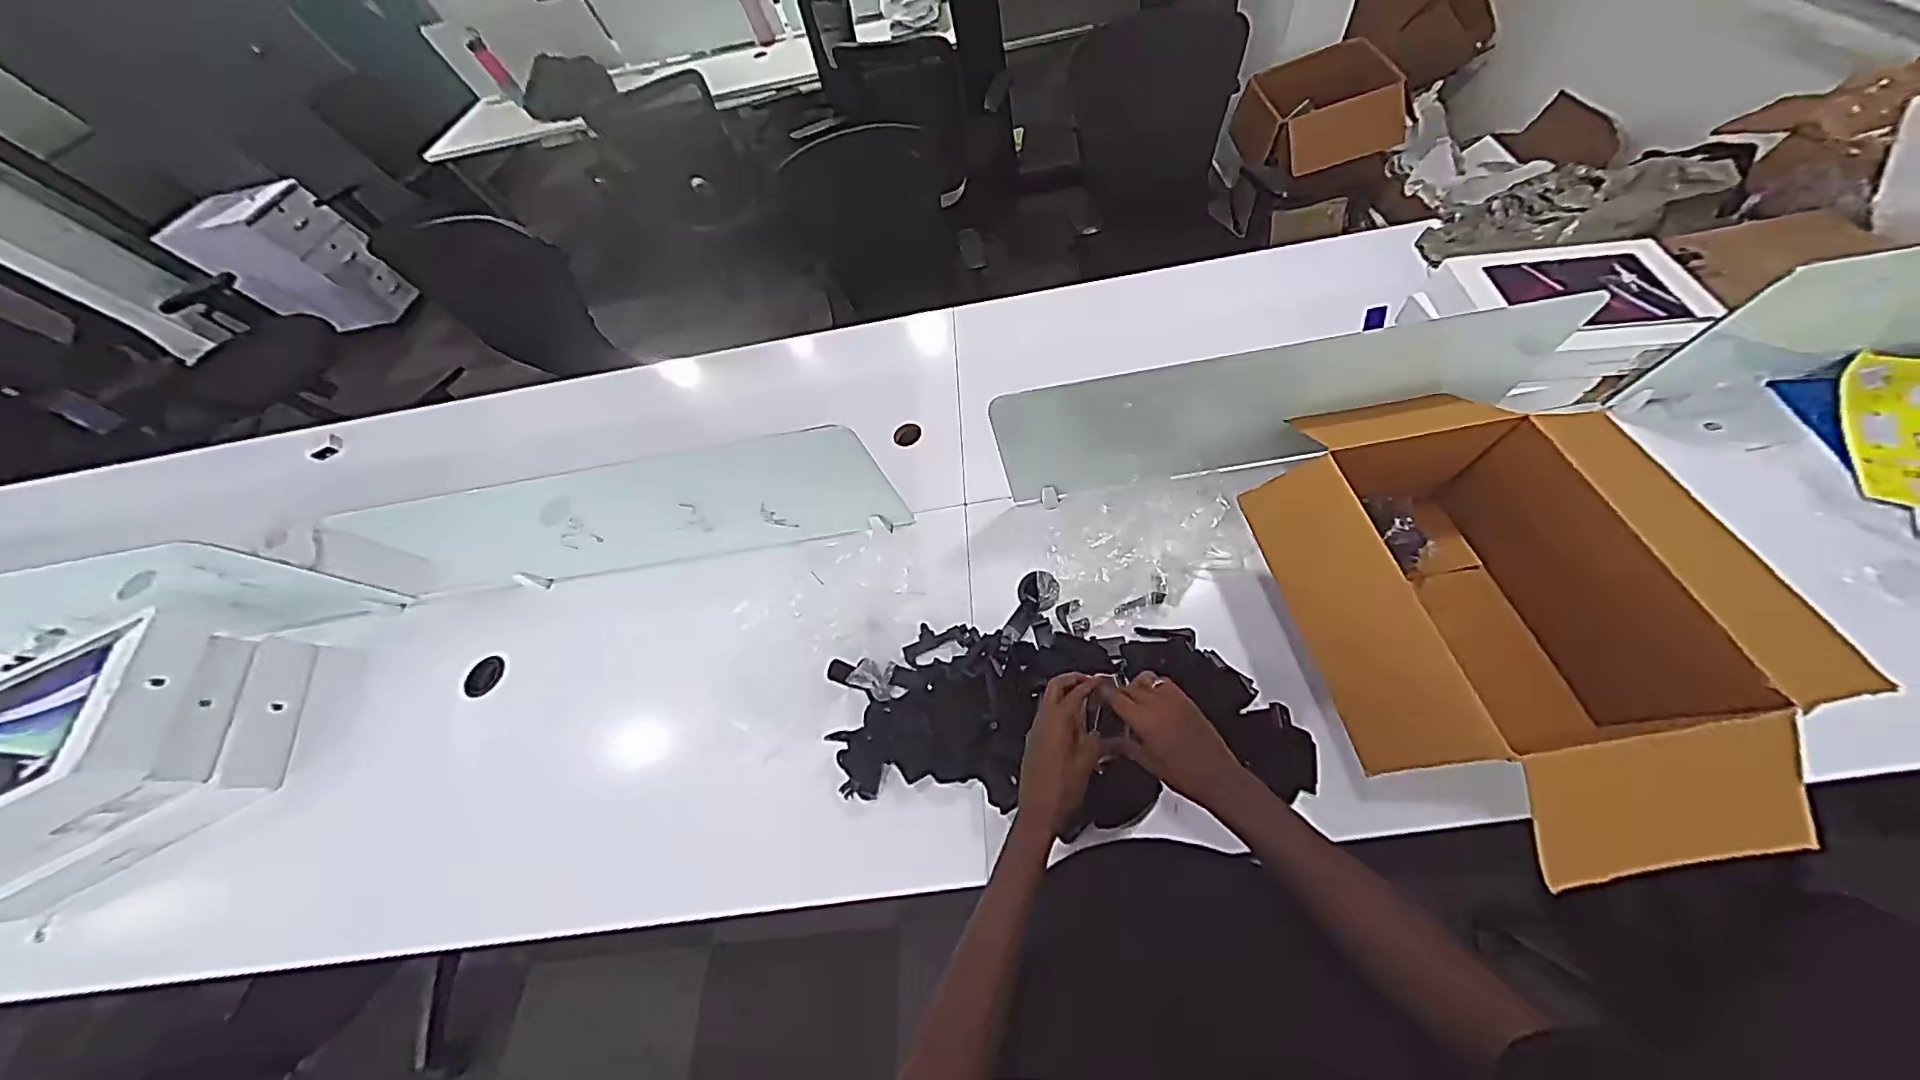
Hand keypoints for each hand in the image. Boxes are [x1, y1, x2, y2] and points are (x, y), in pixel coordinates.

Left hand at [1016, 674, 1104, 838]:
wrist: (1039, 811)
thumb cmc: (1058, 792)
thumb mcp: (1088, 761)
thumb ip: (1096, 740)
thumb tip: (1101, 732)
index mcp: (1057, 721)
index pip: (1076, 690)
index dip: (1092, 682)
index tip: (1103, 681)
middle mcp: (1043, 722)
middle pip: (1055, 686)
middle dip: (1073, 679)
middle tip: (1090, 681)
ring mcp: (1036, 731)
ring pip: (1049, 700)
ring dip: (1066, 694)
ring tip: (1085, 700)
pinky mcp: (1034, 742)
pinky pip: (1047, 716)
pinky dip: (1061, 711)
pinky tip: (1075, 724)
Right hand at [1100, 672, 1248, 809]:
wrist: (1216, 775)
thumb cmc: (1186, 772)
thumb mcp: (1146, 762)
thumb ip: (1124, 746)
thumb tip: (1112, 742)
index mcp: (1143, 718)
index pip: (1115, 696)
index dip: (1103, 692)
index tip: (1097, 692)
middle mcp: (1158, 703)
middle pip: (1128, 686)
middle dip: (1118, 693)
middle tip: (1113, 704)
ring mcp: (1174, 699)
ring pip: (1146, 680)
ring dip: (1136, 686)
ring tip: (1134, 701)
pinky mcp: (1187, 700)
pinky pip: (1164, 684)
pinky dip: (1155, 687)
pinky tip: (1154, 702)